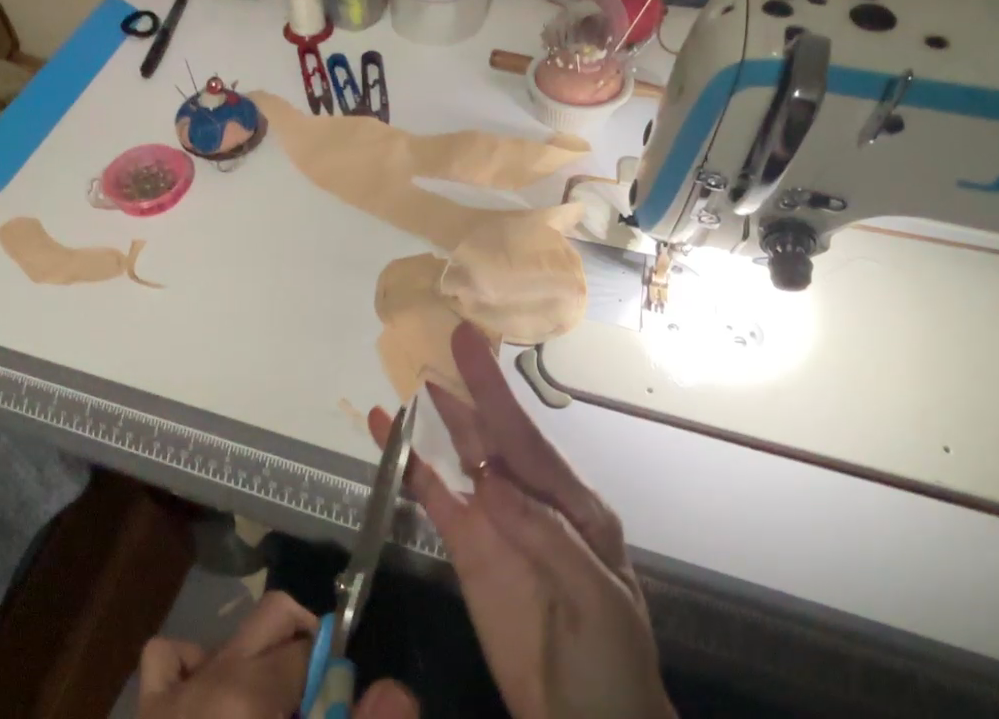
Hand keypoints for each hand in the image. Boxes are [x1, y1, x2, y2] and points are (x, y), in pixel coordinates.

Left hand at [138, 591, 419, 718]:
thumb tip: (397, 692)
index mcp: (249, 692)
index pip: (314, 652)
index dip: (338, 678)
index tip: (342, 709)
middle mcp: (212, 675)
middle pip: (277, 617)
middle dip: (309, 646)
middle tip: (320, 703)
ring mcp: (172, 693)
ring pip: (227, 639)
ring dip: (259, 661)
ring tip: (274, 713)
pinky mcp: (147, 712)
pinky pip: (167, 659)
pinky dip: (194, 665)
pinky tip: (212, 701)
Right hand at [368, 323, 673, 718]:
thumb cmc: (611, 660)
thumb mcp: (597, 599)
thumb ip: (546, 536)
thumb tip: (490, 481)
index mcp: (574, 504)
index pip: (528, 438)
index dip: (496, 391)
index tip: (470, 345)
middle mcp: (532, 500)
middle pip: (495, 435)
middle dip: (472, 388)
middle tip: (447, 338)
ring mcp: (495, 523)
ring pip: (462, 459)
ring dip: (439, 421)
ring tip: (411, 380)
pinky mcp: (467, 550)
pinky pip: (434, 501)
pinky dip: (409, 471)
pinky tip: (387, 442)